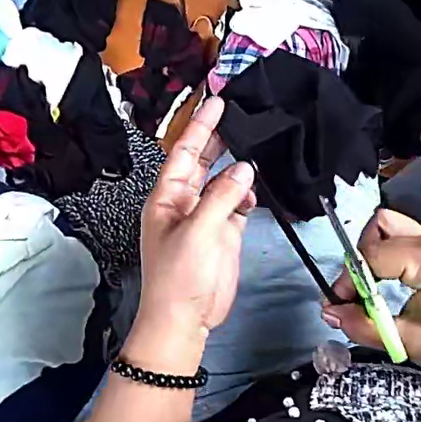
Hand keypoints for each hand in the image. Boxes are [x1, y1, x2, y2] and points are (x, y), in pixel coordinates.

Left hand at [128, 97, 256, 370]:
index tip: (215, 103)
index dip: (199, 128)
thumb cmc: (177, 278)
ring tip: (253, 155)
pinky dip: (246, 197)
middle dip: (218, 140)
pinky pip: (237, 206)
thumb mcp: (198, 232)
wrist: (186, 319)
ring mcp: (206, 219)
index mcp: (167, 198)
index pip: (183, 153)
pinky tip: (253, 193)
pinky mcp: (224, 235)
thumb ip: (221, 197)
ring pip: (223, 184)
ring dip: (237, 171)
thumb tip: (243, 169)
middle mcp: (185, 204)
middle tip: (238, 116)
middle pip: (202, 163)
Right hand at [320, 209, 420, 386]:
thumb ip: (364, 325)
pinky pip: (403, 241)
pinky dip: (387, 258)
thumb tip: (331, 312)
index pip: (372, 254)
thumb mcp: (408, 343)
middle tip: (356, 295)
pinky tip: (387, 287)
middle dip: (359, 259)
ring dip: (372, 256)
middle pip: (379, 226)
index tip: (339, 306)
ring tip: (371, 292)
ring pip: (390, 229)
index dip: (349, 280)